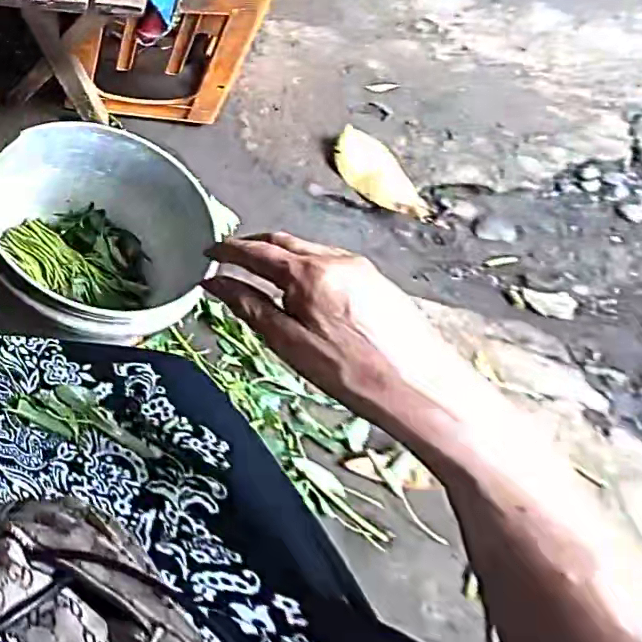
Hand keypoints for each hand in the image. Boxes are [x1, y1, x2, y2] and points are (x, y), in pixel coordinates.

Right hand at [206, 233, 487, 432]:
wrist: (435, 399)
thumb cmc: (352, 372)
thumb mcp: (286, 340)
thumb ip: (245, 304)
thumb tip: (213, 282)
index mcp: (308, 272)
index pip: (253, 250)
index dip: (224, 250)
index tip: (206, 252)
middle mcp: (336, 261)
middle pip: (281, 242)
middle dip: (250, 246)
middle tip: (228, 259)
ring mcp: (364, 271)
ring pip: (306, 250)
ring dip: (278, 255)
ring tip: (259, 274)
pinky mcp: (381, 285)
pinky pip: (329, 262)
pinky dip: (303, 265)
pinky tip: (298, 288)